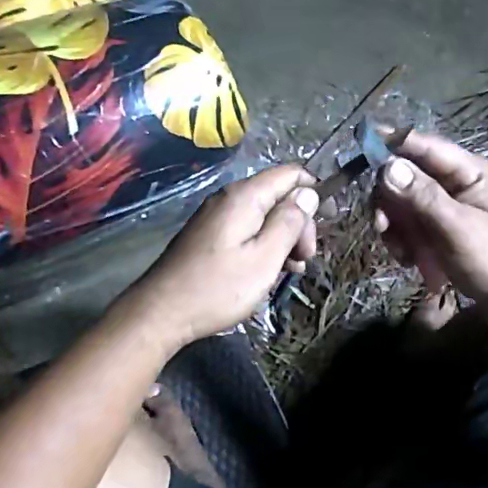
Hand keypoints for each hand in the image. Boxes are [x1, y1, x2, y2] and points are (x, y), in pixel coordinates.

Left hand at [123, 165, 317, 346]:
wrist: (160, 313)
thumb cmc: (218, 288)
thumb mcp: (265, 258)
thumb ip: (289, 222)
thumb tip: (308, 194)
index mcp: (244, 197)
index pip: (290, 174)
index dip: (314, 192)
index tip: (327, 222)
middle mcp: (229, 199)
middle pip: (279, 196)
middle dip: (299, 223)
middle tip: (304, 259)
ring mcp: (217, 217)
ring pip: (265, 216)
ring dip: (284, 239)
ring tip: (290, 271)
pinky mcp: (211, 235)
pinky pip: (248, 230)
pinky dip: (265, 246)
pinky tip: (268, 272)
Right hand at [372, 130, 487, 307]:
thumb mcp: (458, 228)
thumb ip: (424, 197)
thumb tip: (387, 166)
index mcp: (468, 171)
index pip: (424, 145)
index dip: (391, 142)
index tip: (359, 142)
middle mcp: (453, 180)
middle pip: (405, 173)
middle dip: (390, 200)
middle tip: (383, 226)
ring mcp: (442, 203)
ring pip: (400, 200)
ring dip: (394, 225)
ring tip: (403, 251)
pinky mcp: (433, 224)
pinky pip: (404, 222)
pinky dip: (401, 239)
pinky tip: (409, 259)